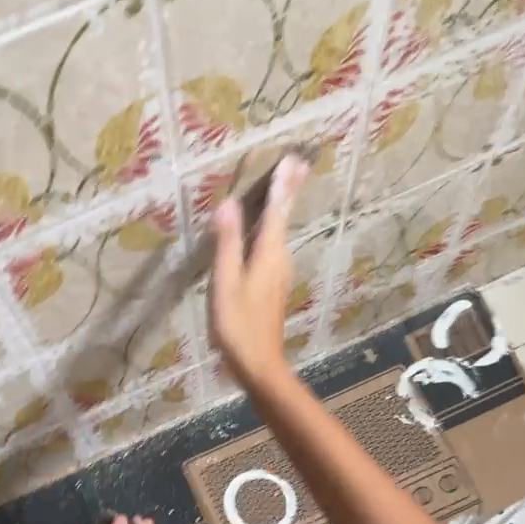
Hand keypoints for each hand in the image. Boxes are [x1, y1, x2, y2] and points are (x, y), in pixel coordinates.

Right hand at [210, 155, 309, 387]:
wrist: (259, 365)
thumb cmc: (238, 326)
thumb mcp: (226, 284)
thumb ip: (228, 244)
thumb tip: (230, 205)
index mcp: (268, 255)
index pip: (276, 210)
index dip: (282, 184)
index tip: (291, 158)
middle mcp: (279, 260)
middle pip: (283, 218)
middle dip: (288, 190)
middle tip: (298, 162)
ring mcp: (279, 275)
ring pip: (279, 233)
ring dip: (280, 208)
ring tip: (281, 185)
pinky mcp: (273, 288)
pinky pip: (272, 248)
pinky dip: (271, 230)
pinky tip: (264, 231)